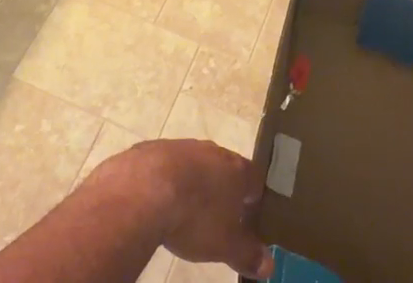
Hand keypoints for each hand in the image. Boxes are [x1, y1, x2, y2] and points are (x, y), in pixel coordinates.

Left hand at [98, 140, 274, 277]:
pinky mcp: (153, 148)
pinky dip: (165, 180)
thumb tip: (269, 265)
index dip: (253, 198)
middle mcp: (213, 151)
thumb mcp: (226, 245)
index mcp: (237, 170)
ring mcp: (182, 146)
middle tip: (216, 214)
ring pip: (194, 164)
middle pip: (224, 168)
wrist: (144, 190)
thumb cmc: (195, 217)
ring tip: (184, 208)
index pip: (254, 179)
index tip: (248, 215)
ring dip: (192, 182)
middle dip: (222, 188)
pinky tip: (157, 200)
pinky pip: (166, 165)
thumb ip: (248, 254)